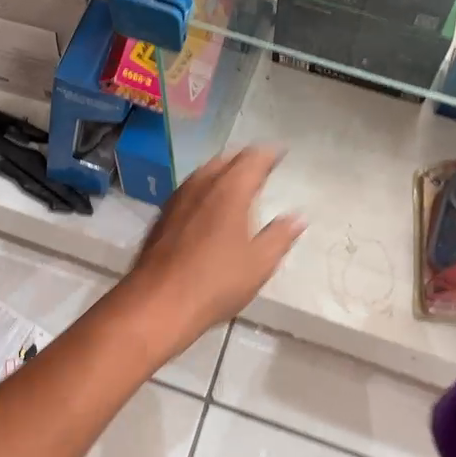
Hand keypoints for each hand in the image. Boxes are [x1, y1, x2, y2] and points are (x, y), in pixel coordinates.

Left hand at [118, 146, 306, 350]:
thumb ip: (280, 236)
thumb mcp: (259, 263)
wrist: (158, 303)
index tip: (281, 153)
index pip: (253, 159)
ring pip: (205, 172)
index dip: (269, 154)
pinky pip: (190, 188)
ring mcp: (179, 198)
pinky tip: (208, 205)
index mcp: (231, 190)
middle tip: (261, 167)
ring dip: (223, 170)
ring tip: (237, 182)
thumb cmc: (216, 282)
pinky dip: (206, 186)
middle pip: (227, 159)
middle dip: (245, 159)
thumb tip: (297, 217)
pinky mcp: (163, 215)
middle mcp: (203, 184)